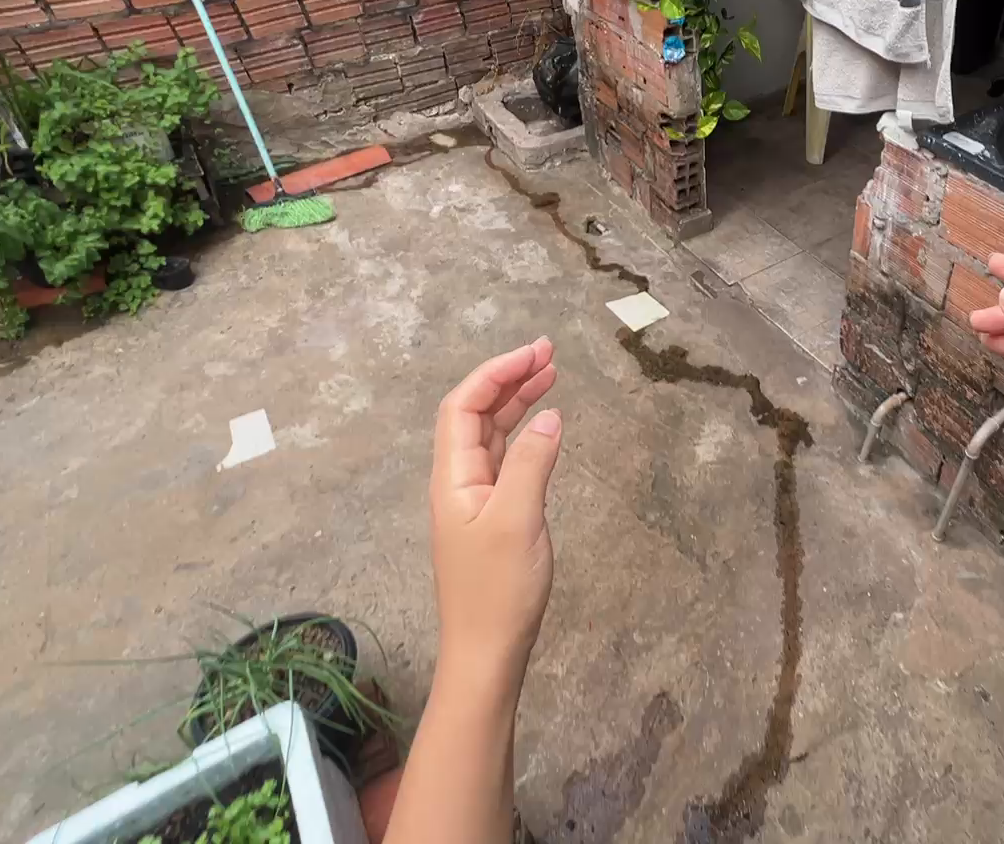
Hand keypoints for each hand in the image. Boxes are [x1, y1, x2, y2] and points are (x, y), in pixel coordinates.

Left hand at [430, 337, 561, 670]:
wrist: (488, 650)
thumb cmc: (498, 588)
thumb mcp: (517, 520)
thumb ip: (531, 463)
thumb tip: (550, 416)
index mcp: (452, 476)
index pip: (464, 405)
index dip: (496, 373)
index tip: (535, 354)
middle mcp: (458, 478)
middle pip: (476, 413)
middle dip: (508, 378)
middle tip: (548, 353)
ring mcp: (474, 496)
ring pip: (492, 433)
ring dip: (518, 401)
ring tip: (551, 374)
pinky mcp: (492, 512)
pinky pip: (505, 457)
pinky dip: (524, 432)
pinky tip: (544, 424)